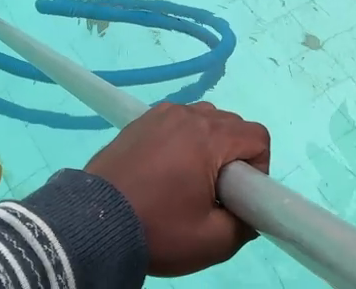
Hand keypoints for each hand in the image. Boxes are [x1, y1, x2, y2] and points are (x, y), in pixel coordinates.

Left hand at [84, 101, 270, 276]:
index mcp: (208, 137)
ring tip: (191, 181)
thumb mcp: (213, 241)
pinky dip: (184, 138)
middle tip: (216, 193)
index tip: (240, 195)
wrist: (96, 219)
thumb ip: (244, 225)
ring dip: (209, 144)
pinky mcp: (141, 120)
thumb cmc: (158, 228)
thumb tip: (247, 213)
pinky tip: (168, 169)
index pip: (256, 135)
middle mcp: (186, 114)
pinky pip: (177, 120)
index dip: (258, 167)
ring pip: (203, 118)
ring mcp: (161, 113)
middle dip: (235, 155)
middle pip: (231, 124)